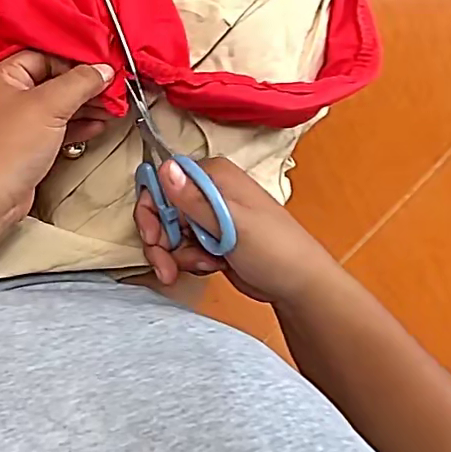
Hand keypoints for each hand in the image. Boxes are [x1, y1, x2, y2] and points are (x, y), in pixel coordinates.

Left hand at [0, 52, 113, 224]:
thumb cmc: (8, 149)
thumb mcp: (50, 105)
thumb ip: (80, 83)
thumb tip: (103, 70)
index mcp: (4, 76)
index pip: (46, 56)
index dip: (76, 61)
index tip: (103, 67)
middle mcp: (9, 95)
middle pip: (56, 80)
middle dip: (86, 86)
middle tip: (112, 89)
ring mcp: (19, 120)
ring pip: (60, 105)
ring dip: (87, 106)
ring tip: (112, 108)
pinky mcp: (30, 143)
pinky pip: (59, 127)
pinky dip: (79, 125)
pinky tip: (98, 124)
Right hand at [134, 156, 342, 305]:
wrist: (298, 284)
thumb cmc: (274, 249)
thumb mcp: (232, 224)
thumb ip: (195, 199)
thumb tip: (165, 168)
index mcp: (214, 176)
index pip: (164, 180)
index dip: (152, 210)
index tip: (155, 237)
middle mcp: (210, 191)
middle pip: (162, 209)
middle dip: (162, 240)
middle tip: (168, 264)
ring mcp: (210, 215)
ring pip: (170, 232)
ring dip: (177, 254)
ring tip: (202, 265)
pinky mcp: (212, 237)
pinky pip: (184, 246)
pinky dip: (189, 260)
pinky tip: (210, 267)